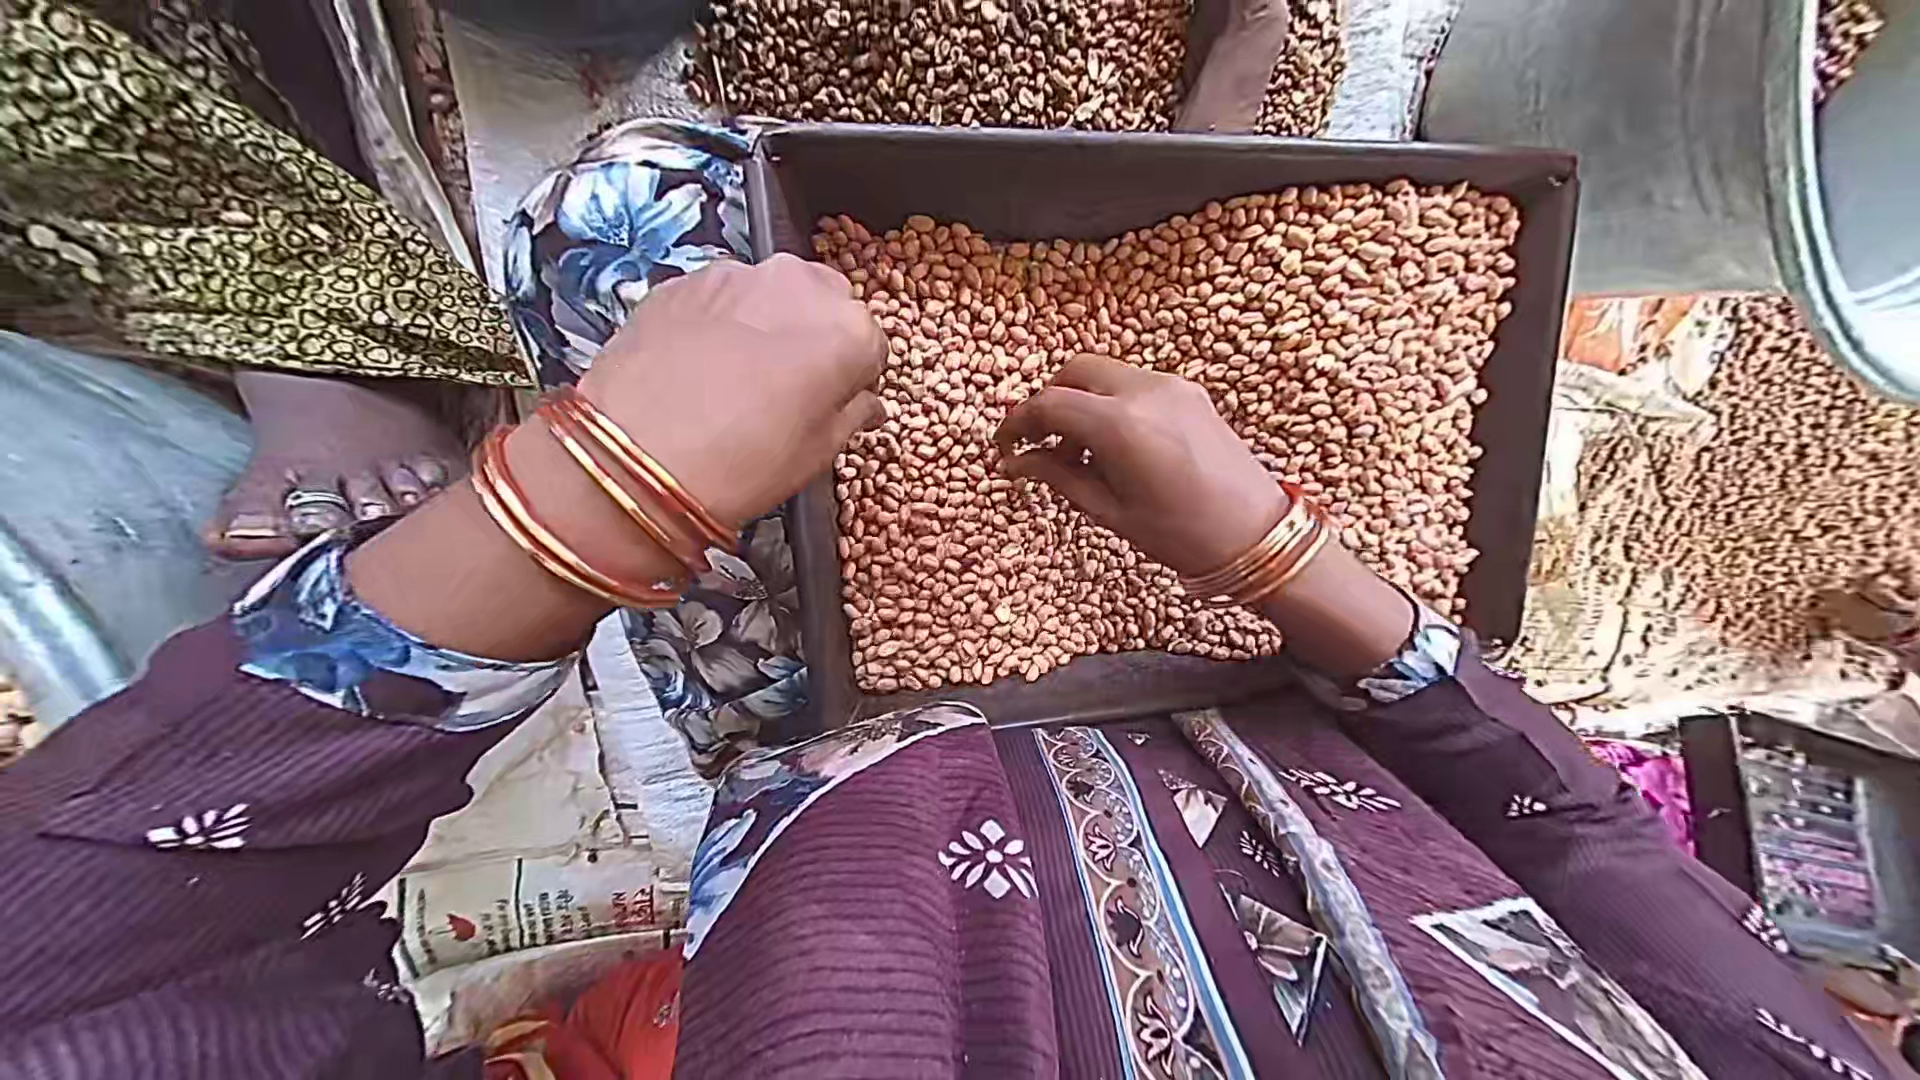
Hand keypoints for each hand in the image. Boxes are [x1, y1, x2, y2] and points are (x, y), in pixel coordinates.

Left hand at [577, 254, 886, 526]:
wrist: (635, 457)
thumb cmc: (745, 463)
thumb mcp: (819, 451)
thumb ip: (852, 413)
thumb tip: (866, 402)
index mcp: (849, 329)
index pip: (873, 344)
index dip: (857, 374)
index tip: (839, 399)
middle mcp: (800, 285)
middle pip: (830, 303)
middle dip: (821, 336)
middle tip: (795, 385)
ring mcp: (739, 274)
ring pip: (778, 292)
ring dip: (776, 323)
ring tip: (747, 373)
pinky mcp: (686, 278)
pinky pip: (728, 294)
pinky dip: (731, 319)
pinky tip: (709, 362)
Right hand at [994, 354, 1285, 577]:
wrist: (1256, 534)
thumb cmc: (1179, 534)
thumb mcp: (1108, 510)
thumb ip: (1057, 476)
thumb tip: (1014, 463)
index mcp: (1120, 424)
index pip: (1048, 404)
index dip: (1017, 423)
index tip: (1004, 446)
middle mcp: (1145, 390)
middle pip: (1074, 371)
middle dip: (1047, 401)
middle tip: (1038, 443)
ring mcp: (1171, 385)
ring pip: (1103, 373)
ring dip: (1078, 401)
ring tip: (1076, 453)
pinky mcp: (1189, 391)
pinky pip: (1132, 383)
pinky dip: (1108, 402)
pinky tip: (1110, 444)